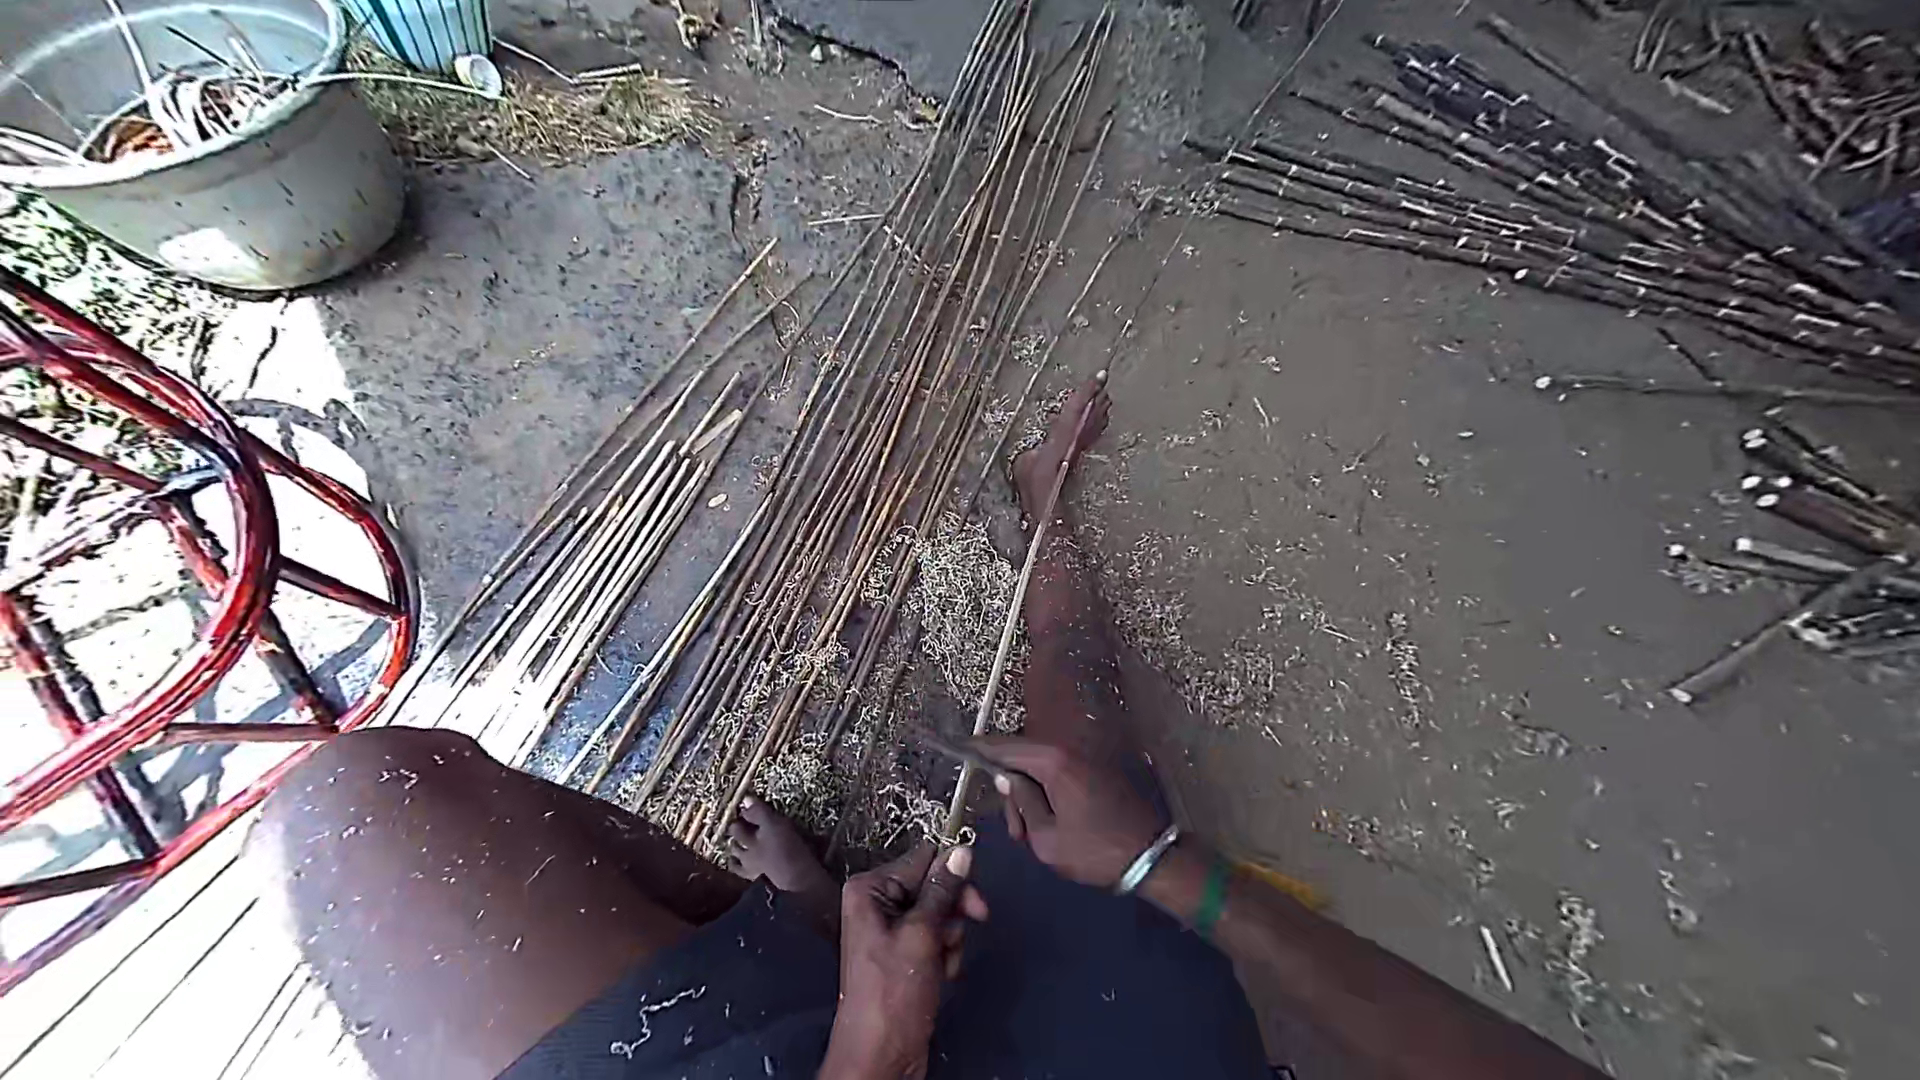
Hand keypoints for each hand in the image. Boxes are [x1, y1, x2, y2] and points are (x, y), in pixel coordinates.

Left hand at [819, 842, 989, 1079]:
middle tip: (978, 919)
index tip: (976, 892)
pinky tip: (944, 972)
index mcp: (871, 888)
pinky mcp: (903, 953)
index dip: (952, 871)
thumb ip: (943, 891)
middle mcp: (877, 901)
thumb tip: (962, 850)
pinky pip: (934, 935)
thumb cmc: (894, 995)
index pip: (922, 858)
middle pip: (932, 884)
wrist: (880, 1064)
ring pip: (938, 911)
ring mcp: (889, 928)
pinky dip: (945, 951)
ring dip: (951, 934)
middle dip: (953, 908)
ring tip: (946, 961)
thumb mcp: (921, 935)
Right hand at [972, 736, 1164, 889]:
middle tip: (1017, 833)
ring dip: (1027, 797)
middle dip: (1009, 792)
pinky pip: (1053, 774)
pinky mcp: (1089, 770)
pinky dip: (1043, 794)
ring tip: (1034, 836)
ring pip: (1035, 768)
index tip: (955, 746)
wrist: (1152, 858)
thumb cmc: (1096, 851)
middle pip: (1018, 758)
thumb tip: (1005, 778)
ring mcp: (1080, 759)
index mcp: (1053, 761)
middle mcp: (1065, 751)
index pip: (1003, 746)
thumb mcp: (1047, 839)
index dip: (977, 747)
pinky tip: (1048, 824)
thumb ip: (1021, 803)